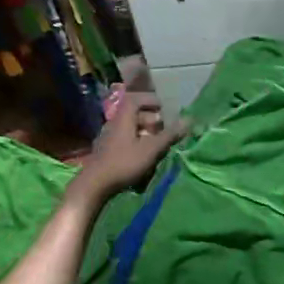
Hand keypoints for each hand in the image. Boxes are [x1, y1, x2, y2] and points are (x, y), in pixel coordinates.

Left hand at [71, 92, 187, 200]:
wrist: (94, 184)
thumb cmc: (124, 162)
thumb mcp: (151, 149)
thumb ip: (169, 135)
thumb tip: (188, 120)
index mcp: (123, 118)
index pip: (136, 99)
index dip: (150, 100)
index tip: (164, 108)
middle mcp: (113, 124)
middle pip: (133, 114)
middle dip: (150, 118)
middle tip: (163, 128)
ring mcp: (108, 137)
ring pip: (128, 128)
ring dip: (143, 132)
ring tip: (155, 143)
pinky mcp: (105, 150)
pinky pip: (124, 139)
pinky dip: (135, 142)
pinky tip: (142, 155)